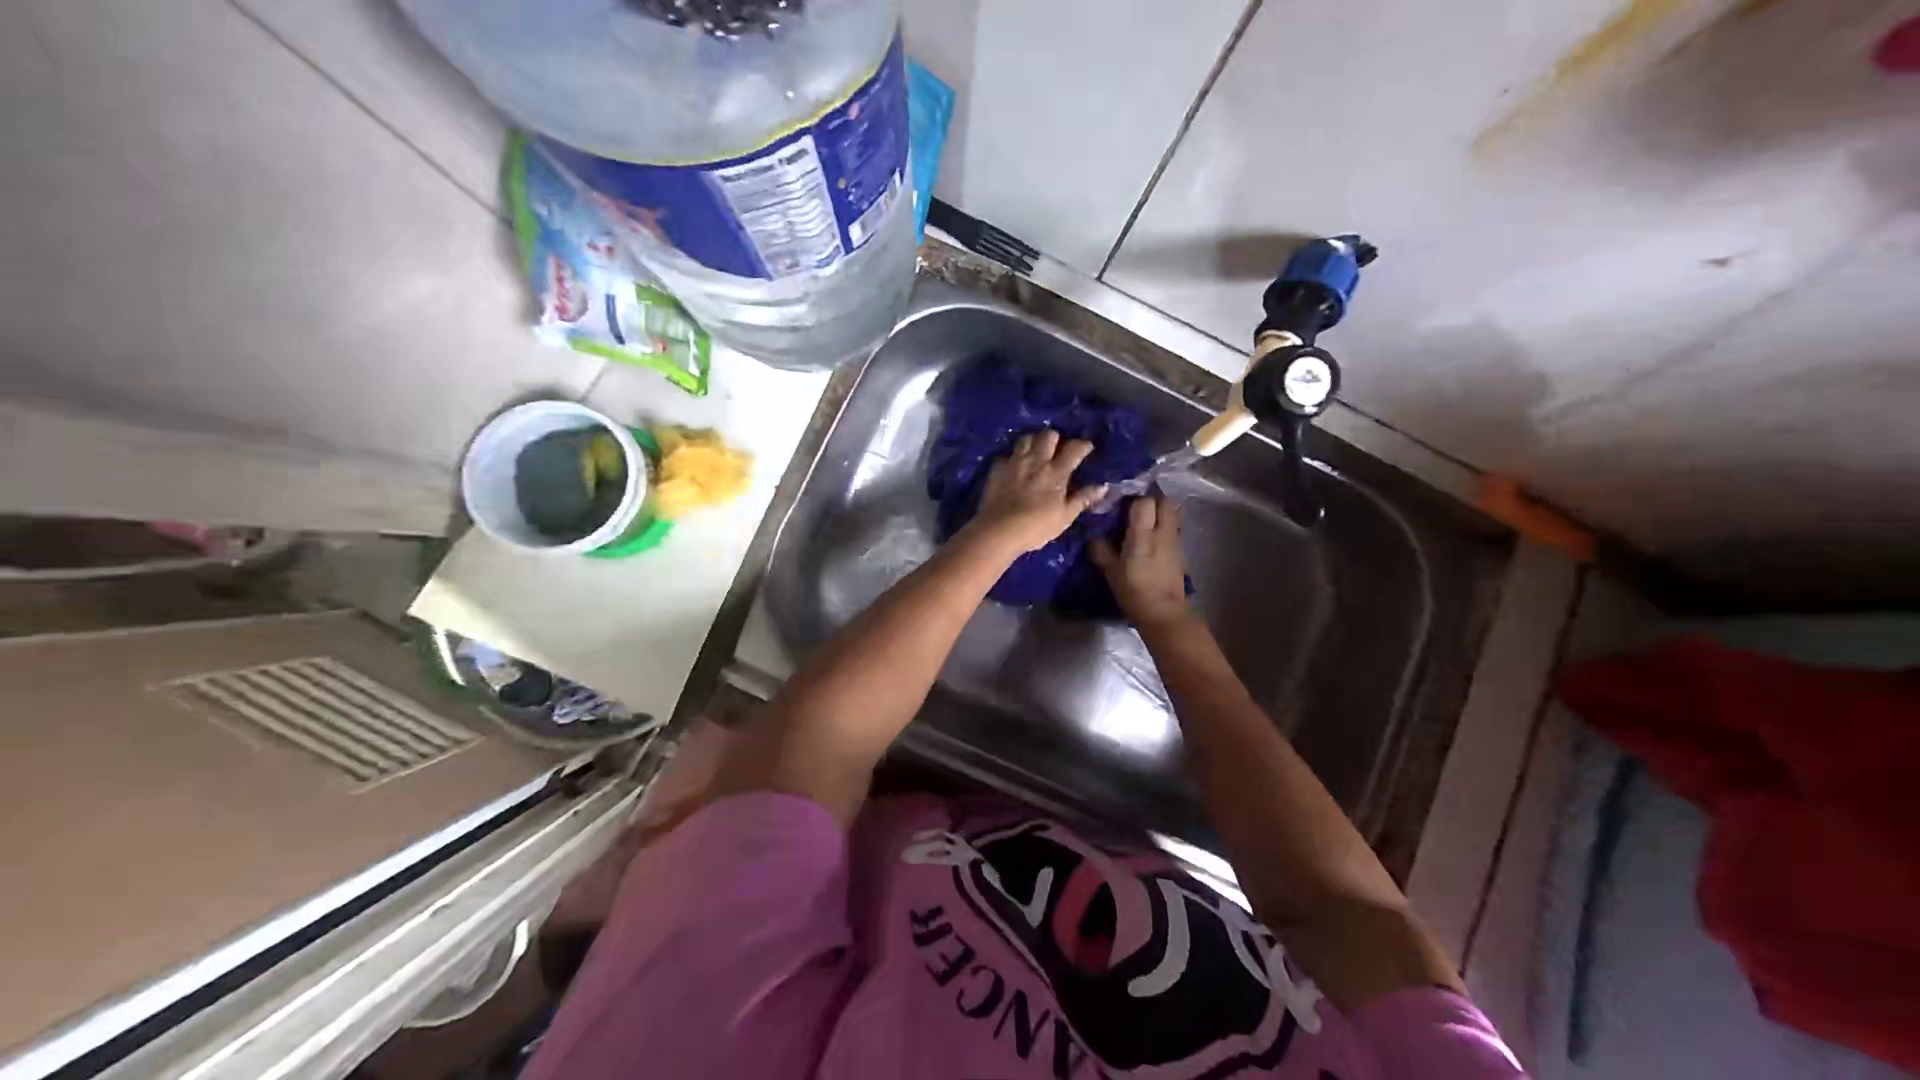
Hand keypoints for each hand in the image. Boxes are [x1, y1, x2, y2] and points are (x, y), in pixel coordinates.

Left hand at [963, 429, 1107, 557]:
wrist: (999, 531)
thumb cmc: (1036, 527)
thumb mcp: (1065, 517)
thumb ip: (1083, 499)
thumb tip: (1102, 486)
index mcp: (1056, 472)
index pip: (1074, 448)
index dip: (1083, 445)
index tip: (1086, 447)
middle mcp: (1036, 461)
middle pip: (1048, 435)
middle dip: (1056, 438)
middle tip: (1057, 448)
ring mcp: (1014, 462)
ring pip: (1026, 438)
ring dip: (1033, 441)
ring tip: (1035, 451)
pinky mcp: (997, 469)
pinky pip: (1006, 455)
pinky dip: (1012, 458)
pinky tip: (1013, 467)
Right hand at [1091, 494, 1192, 627]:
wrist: (1163, 613)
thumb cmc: (1134, 592)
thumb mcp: (1110, 572)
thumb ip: (1101, 550)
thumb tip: (1093, 536)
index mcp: (1143, 535)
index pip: (1144, 501)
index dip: (1132, 498)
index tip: (1119, 502)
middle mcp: (1162, 532)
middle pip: (1163, 500)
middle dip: (1150, 498)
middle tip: (1133, 506)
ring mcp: (1174, 540)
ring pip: (1171, 512)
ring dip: (1159, 510)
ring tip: (1142, 519)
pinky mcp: (1180, 550)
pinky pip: (1173, 527)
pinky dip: (1163, 525)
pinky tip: (1151, 536)